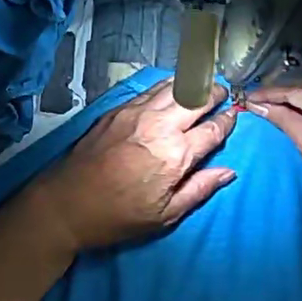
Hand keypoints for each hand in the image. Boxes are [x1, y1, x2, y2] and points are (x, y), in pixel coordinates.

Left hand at [23, 79, 239, 252]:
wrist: (66, 202)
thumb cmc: (117, 216)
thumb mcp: (165, 215)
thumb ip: (199, 189)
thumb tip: (227, 172)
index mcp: (176, 154)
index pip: (213, 130)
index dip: (228, 121)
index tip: (235, 115)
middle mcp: (159, 126)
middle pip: (196, 99)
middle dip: (214, 93)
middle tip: (223, 93)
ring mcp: (136, 113)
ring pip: (173, 87)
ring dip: (192, 84)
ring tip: (202, 85)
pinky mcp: (117, 110)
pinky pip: (149, 90)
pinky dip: (166, 86)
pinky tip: (171, 89)